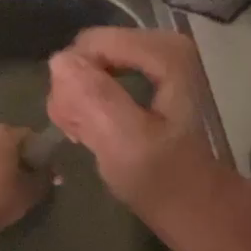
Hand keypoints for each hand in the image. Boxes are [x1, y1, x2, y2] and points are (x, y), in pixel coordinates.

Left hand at [0, 125, 49, 233]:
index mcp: (6, 133)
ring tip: (16, 183)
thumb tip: (53, 172)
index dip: (42, 153)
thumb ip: (46, 177)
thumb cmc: (1, 197)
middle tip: (33, 176)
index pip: (32, 137)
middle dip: (24, 156)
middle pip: (13, 141)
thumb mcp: (32, 190)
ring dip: (8, 162)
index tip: (47, 170)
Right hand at [46, 28, 223, 212]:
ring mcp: (152, 60)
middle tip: (80, 134)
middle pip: (86, 52)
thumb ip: (95, 98)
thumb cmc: (163, 180)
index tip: (78, 127)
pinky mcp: (143, 75)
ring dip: (76, 104)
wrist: (192, 206)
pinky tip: (91, 130)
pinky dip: (85, 105)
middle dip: (73, 94)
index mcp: (165, 52)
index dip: (73, 85)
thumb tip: (59, 61)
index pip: (89, 46)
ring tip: (86, 137)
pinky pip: (95, 77)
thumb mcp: (126, 143)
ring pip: (85, 67)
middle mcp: (160, 45)